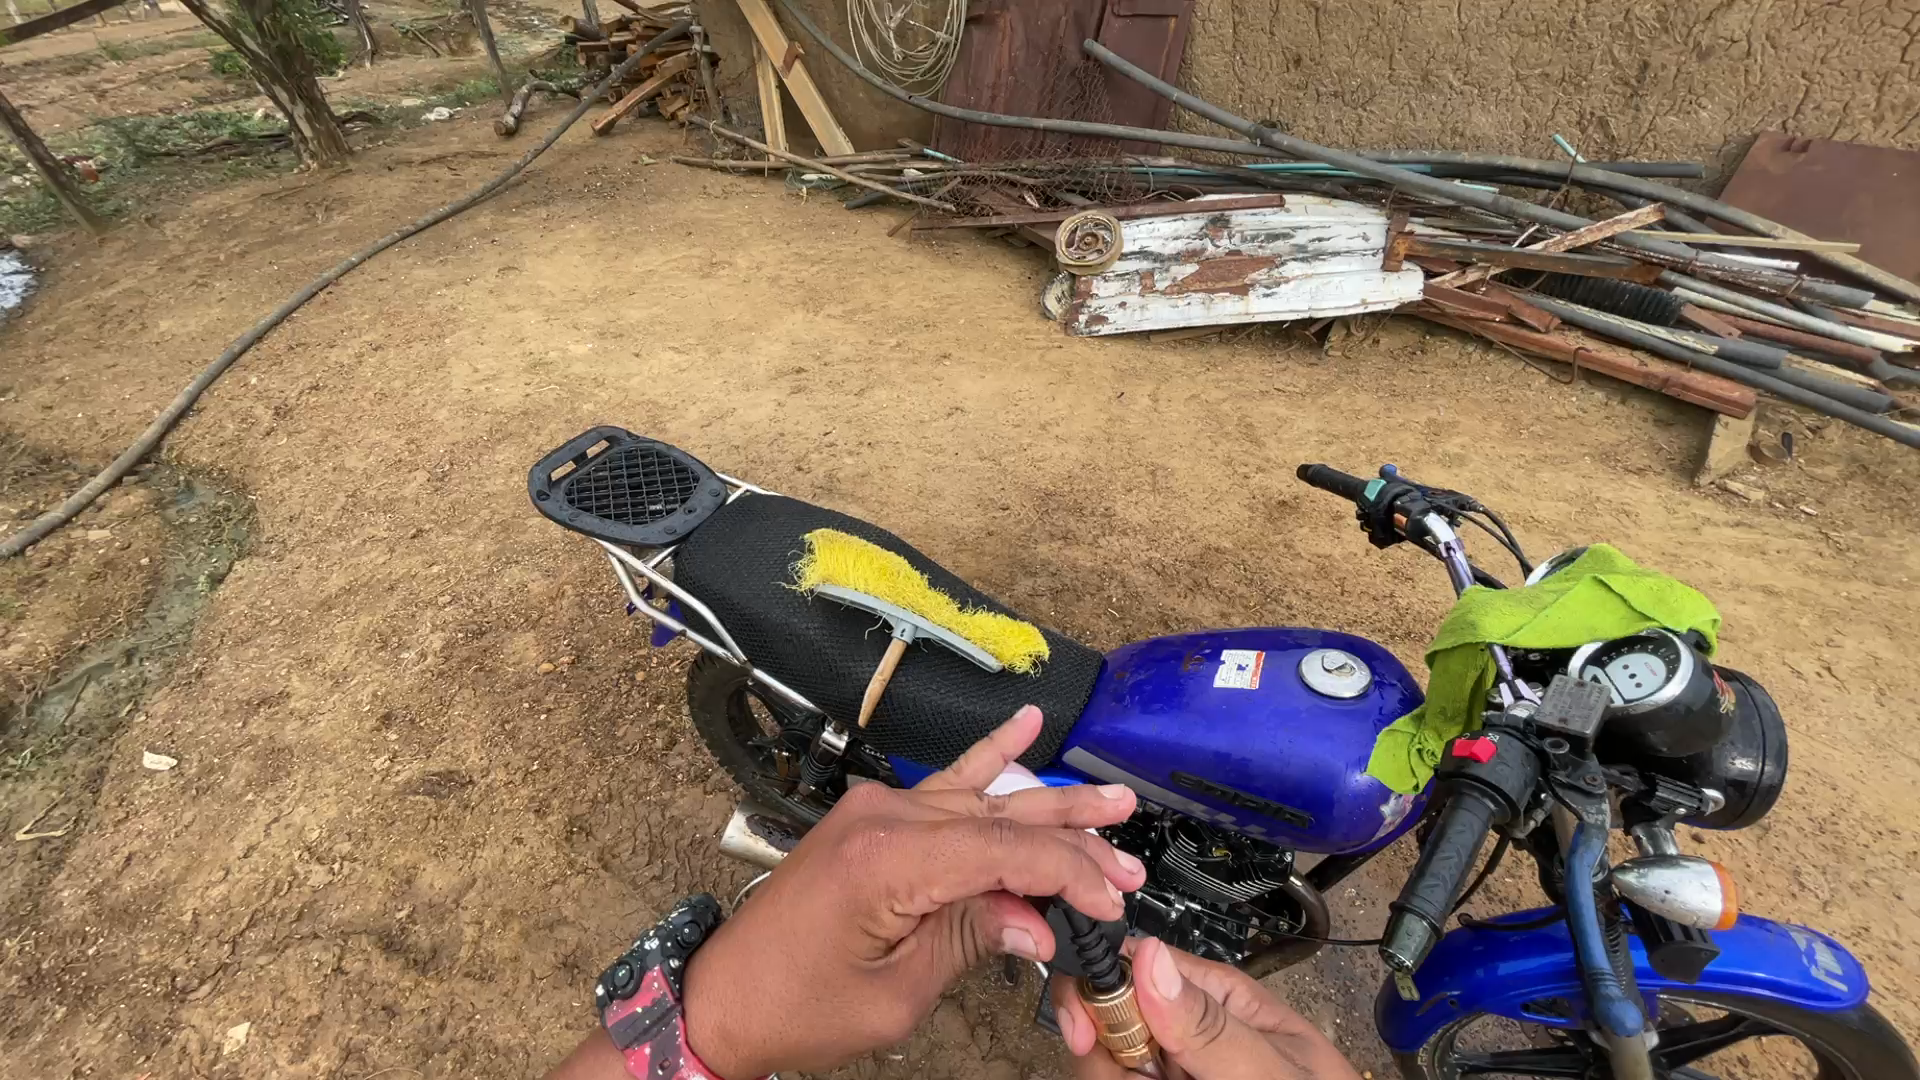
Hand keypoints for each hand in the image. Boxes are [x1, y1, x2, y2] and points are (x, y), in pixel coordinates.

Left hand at [681, 706, 1146, 1078]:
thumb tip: (1040, 920)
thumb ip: (972, 936)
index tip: (1111, 897)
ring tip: (1109, 797)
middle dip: (1072, 838)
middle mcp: (889, 815)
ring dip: (1048, 801)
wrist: (732, 988)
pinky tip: (1025, 724)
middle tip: (1128, 854)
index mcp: (890, 859)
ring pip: (985, 796)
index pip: (1004, 850)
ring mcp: (884, 805)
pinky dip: (990, 753)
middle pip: (1002, 817)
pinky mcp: (881, 810)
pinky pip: (946, 779)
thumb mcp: (898, 991)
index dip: (1067, 872)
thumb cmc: (801, 1002)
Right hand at [1052, 937, 1361, 1079]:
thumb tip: (1147, 955)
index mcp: (1214, 995)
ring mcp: (1171, 1069)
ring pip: (1105, 1063)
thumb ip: (1212, 1025)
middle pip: (1105, 1020)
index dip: (1096, 991)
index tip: (1082, 1035)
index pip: (1131, 965)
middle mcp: (1183, 1029)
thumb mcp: (1277, 1075)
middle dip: (1104, 1056)